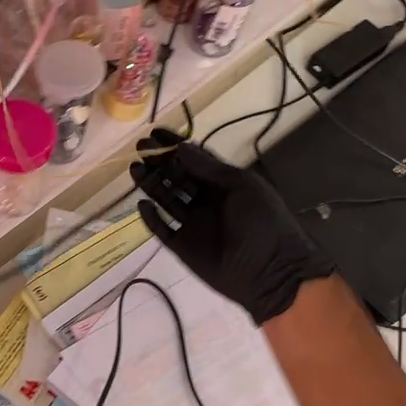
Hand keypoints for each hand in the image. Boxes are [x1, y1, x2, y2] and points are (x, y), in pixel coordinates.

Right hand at [130, 129, 335, 323]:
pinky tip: (142, 205)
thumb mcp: (242, 186)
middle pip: (177, 177)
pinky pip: (162, 229)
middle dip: (159, 163)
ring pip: (166, 200)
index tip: (154, 134)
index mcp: (223, 184)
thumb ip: (210, 168)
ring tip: (135, 170)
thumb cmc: (263, 223)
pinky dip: (151, 217)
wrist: (270, 272)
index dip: (175, 146)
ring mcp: (193, 224)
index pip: (195, 160)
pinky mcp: (183, 246)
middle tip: (141, 151)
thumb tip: (181, 148)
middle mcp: (206, 200)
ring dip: (151, 185)